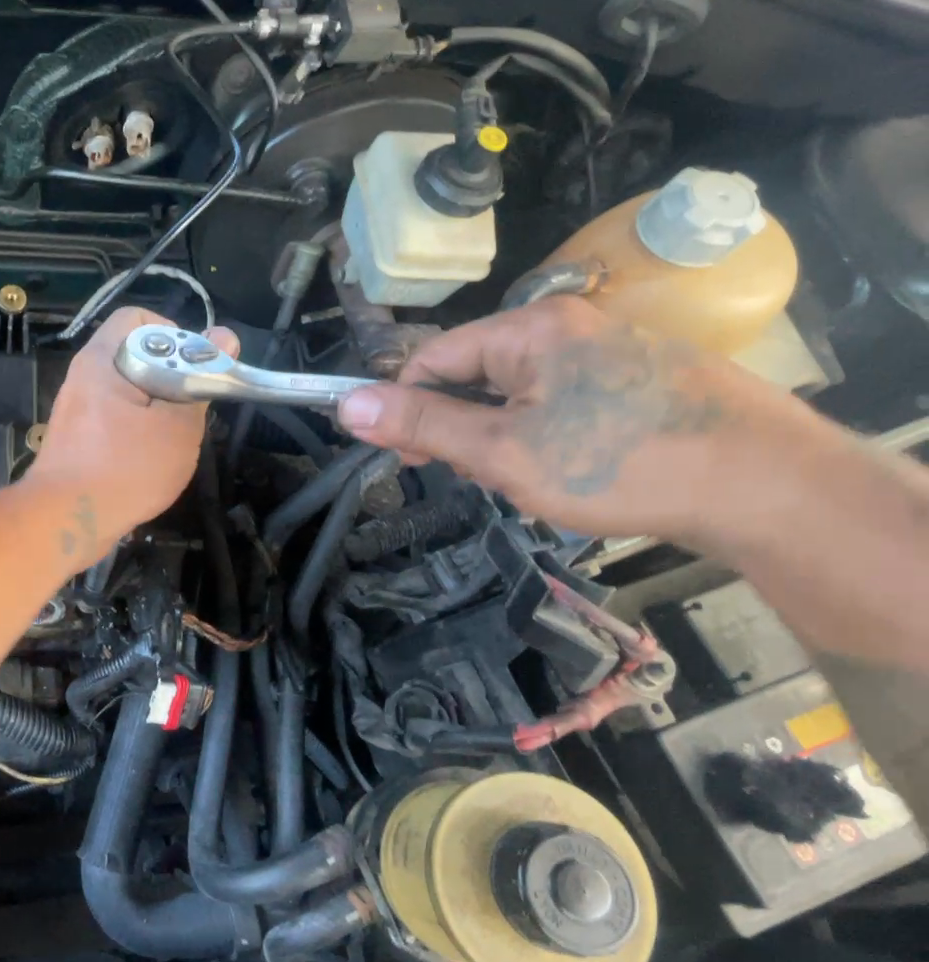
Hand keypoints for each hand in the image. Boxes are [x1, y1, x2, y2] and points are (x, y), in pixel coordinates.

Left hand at [26, 308, 235, 556]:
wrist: (65, 522)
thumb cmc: (124, 469)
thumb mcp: (178, 426)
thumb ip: (201, 380)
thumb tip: (224, 337)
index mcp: (101, 360)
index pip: (137, 318)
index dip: (174, 332)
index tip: (195, 366)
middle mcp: (82, 379)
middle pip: (135, 357)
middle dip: (170, 378)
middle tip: (190, 408)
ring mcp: (75, 412)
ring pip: (128, 394)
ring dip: (156, 412)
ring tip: (174, 440)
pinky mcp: (75, 442)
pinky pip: (113, 423)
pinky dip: (135, 435)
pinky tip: (150, 463)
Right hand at [332, 297, 844, 547]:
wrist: (765, 486)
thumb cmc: (616, 464)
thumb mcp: (500, 451)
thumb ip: (420, 425)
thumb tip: (345, 404)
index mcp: (530, 330)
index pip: (432, 359)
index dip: (405, 409)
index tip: (409, 460)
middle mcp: (568, 327)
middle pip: (474, 376)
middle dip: (462, 430)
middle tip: (482, 476)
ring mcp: (610, 352)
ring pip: (517, 396)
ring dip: (503, 440)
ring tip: (532, 480)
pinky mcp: (640, 382)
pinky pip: (561, 404)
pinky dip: (546, 439)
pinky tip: (571, 472)